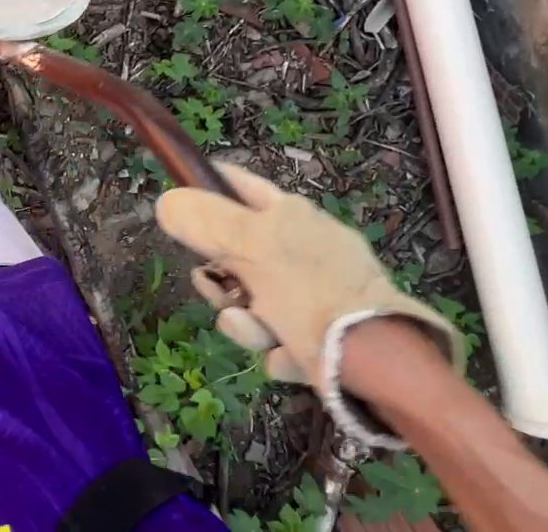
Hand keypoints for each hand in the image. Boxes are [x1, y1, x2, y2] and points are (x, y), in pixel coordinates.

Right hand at [156, 164, 463, 443]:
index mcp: (289, 213)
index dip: (203, 186)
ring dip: (246, 321)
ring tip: (261, 335)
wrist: (381, 364)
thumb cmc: (311, 292)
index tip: (178, 202)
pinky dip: (278, 347)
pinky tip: (289, 356)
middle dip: (221, 279)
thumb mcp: (248, 246)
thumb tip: (166, 201)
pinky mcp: (329, 332)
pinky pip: (279, 334)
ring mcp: (318, 289)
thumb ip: (202, 219)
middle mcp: (304, 244)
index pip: (235, 183)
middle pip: (234, 251)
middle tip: (222, 291)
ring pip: (252, 298)